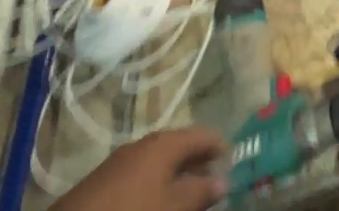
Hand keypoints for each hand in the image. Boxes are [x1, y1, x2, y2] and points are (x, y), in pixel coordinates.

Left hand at [51, 127, 228, 210]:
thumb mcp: (174, 207)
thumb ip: (202, 192)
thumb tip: (224, 181)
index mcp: (166, 143)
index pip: (207, 135)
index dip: (223, 151)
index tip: (235, 169)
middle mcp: (146, 143)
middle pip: (183, 147)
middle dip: (200, 165)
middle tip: (213, 186)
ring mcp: (121, 160)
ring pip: (161, 162)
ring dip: (178, 177)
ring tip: (186, 199)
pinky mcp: (103, 180)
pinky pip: (141, 174)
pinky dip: (156, 184)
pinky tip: (156, 203)